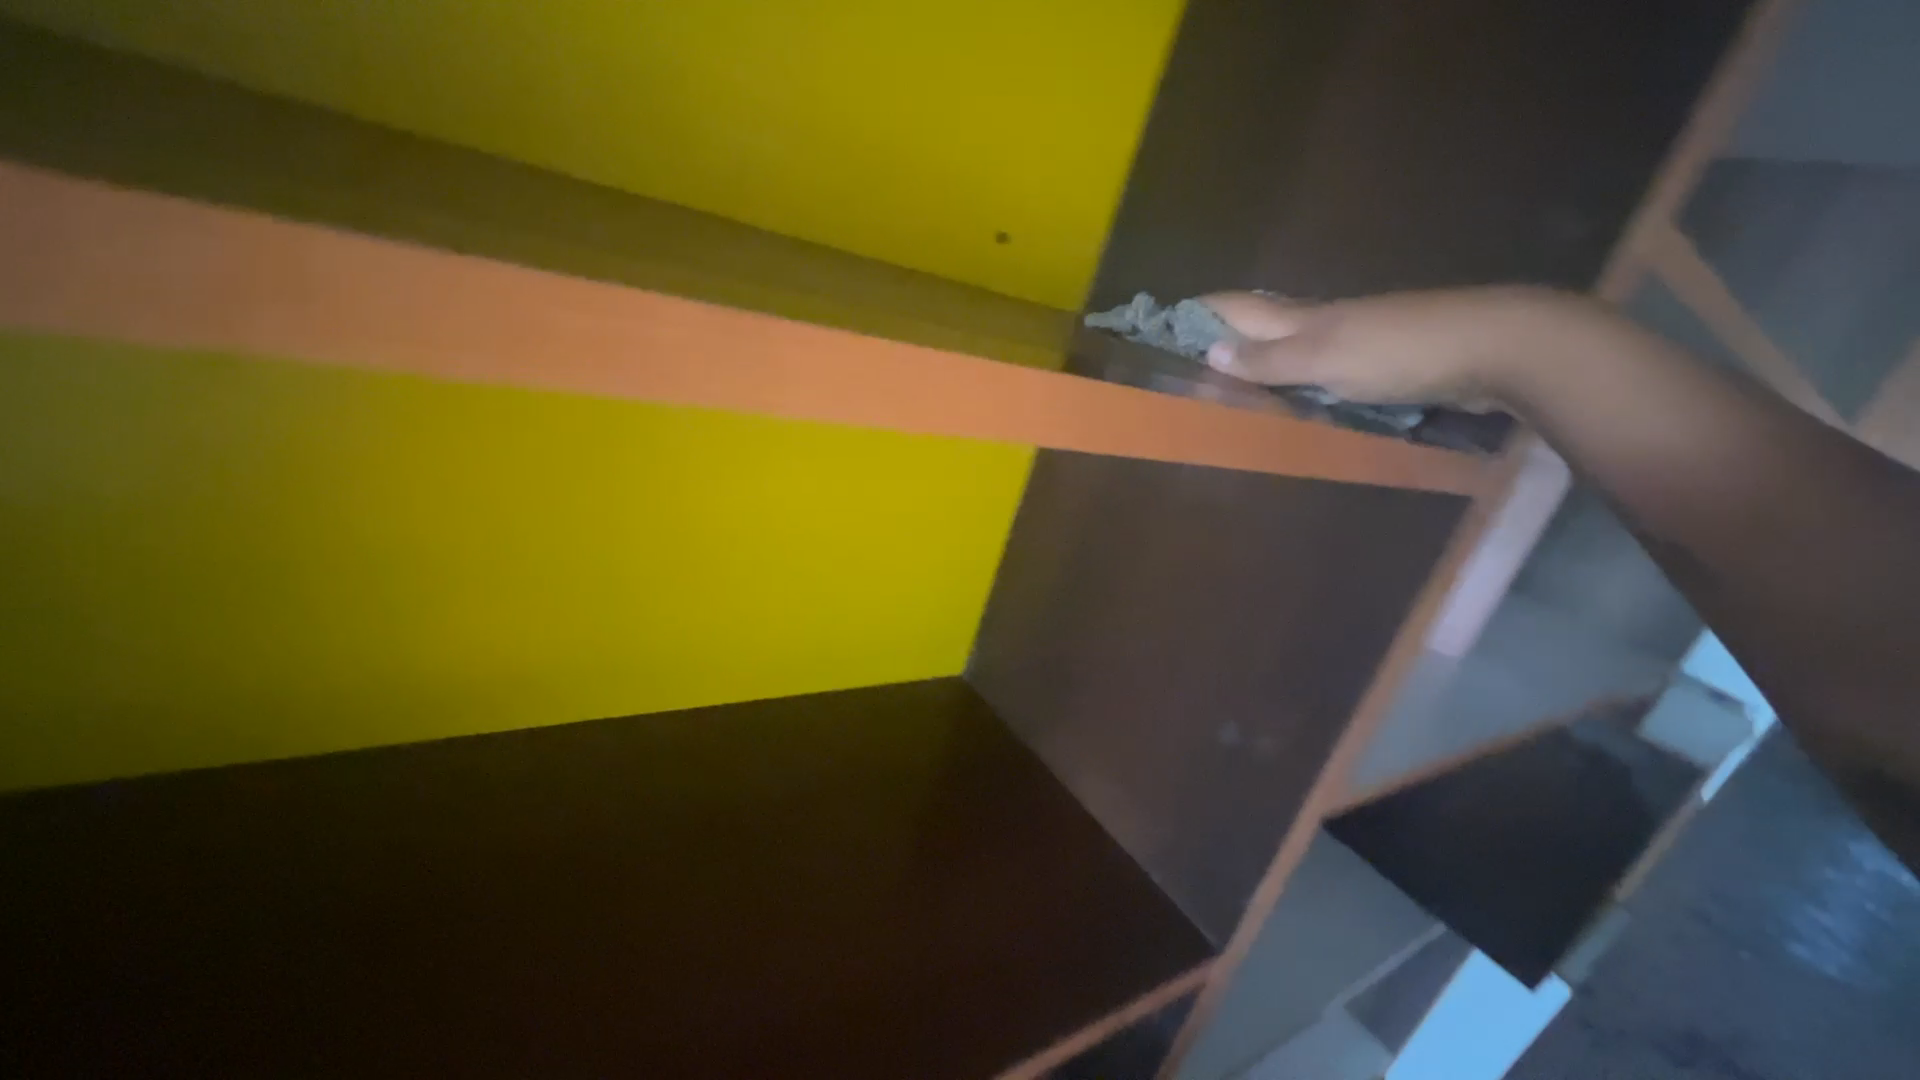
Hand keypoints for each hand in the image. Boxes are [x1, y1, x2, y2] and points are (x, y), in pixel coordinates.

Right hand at [1198, 286, 1601, 408]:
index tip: (1157, 326)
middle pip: (1259, 324)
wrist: (1497, 347)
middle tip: (1183, 357)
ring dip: (1257, 359)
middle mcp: (1322, 323)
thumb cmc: (1401, 351)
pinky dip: (1295, 381)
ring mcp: (1352, 341)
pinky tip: (1290, 398)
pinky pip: (1320, 371)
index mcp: (1303, 318)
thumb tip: (1210, 354)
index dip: (1197, 313)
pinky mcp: (1378, 364)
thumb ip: (1269, 361)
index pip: (1235, 307)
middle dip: (1220, 334)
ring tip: (1225, 381)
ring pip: (1290, 347)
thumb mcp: (1326, 359)